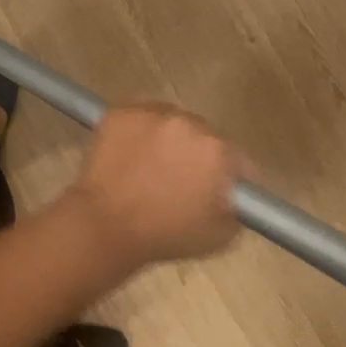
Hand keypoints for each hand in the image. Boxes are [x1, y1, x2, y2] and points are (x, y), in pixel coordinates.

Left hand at [65, 103, 249, 270]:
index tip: (222, 189)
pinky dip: (140, 130)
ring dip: (169, 137)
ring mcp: (151, 113)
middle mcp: (188, 122)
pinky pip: (140, 116)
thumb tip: (236, 191)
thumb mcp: (222, 234)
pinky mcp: (120, 111)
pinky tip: (133, 151)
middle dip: (199, 154)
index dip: (233, 176)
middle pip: (204, 135)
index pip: (239, 158)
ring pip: (171, 120)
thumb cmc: (167, 234)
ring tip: (154, 163)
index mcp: (218, 151)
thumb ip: (238, 205)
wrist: (106, 224)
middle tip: (183, 177)